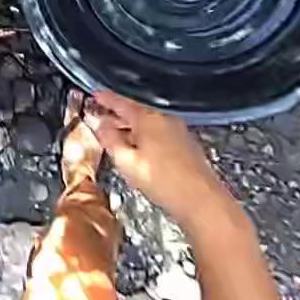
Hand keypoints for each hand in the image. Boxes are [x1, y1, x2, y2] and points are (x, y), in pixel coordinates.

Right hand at [83, 91, 242, 239]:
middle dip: (118, 115)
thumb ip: (110, 139)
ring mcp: (179, 132)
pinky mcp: (187, 145)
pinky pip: (160, 133)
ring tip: (118, 138)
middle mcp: (165, 120)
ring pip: (149, 123)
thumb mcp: (126, 161)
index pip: (121, 102)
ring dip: (132, 127)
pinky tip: (141, 151)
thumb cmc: (165, 182)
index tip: (96, 96)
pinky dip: (146, 137)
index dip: (106, 99)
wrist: (203, 203)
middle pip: (136, 111)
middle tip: (102, 119)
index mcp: (148, 119)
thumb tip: (102, 127)